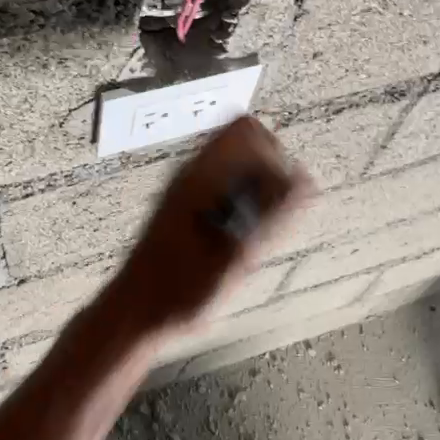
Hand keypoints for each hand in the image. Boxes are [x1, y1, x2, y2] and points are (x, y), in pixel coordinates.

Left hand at [108, 117, 314, 334]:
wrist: (134, 312)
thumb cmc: (176, 289)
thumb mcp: (233, 255)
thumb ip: (271, 215)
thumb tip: (304, 181)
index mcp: (199, 174)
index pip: (246, 127)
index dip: (272, 152)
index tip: (277, 192)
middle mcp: (191, 172)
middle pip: (246, 145)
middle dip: (267, 177)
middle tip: (262, 220)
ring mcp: (187, 187)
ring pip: (237, 169)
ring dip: (255, 195)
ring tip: (244, 236)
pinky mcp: (187, 205)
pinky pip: (225, 189)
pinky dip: (241, 209)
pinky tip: (231, 243)